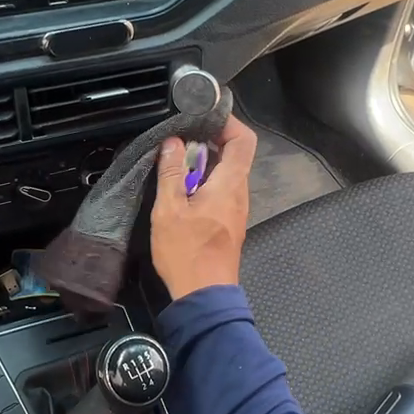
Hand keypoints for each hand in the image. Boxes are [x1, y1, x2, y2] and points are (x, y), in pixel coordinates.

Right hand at [151, 115, 256, 299]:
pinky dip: (203, 182)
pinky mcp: (228, 222)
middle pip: (233, 154)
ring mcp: (236, 209)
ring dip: (202, 164)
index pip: (243, 139)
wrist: (203, 296)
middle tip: (179, 141)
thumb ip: (171, 174)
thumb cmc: (187, 254)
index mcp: (230, 185)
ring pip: (225, 173)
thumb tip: (173, 143)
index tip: (203, 117)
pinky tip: (181, 191)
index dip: (227, 122)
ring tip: (175, 165)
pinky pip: (220, 190)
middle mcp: (239, 194)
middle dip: (207, 142)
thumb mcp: (169, 211)